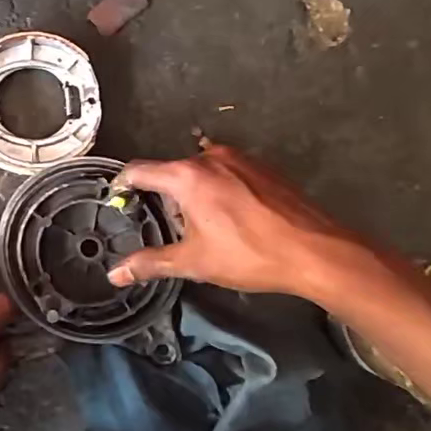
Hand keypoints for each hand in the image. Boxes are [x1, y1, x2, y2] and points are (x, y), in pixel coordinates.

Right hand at [107, 145, 384, 298]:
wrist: (315, 250)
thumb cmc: (249, 254)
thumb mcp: (194, 262)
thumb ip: (150, 263)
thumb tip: (115, 274)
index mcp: (186, 176)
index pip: (139, 170)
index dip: (122, 183)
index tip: (117, 197)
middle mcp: (208, 157)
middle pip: (171, 170)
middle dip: (165, 195)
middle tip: (171, 226)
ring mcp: (238, 158)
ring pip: (200, 170)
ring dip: (194, 191)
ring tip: (206, 225)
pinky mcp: (261, 164)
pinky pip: (226, 171)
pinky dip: (218, 187)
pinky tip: (233, 216)